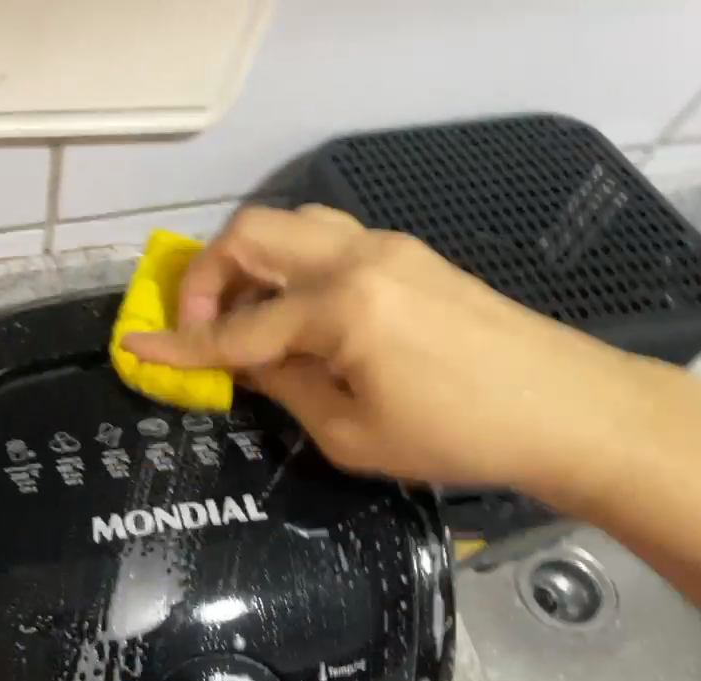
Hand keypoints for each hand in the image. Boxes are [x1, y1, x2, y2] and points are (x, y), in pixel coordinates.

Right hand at [123, 205, 684, 500]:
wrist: (569, 409)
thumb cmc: (454, 436)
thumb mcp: (348, 433)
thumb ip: (283, 385)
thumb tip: (243, 361)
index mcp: (340, 308)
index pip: (235, 329)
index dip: (177, 345)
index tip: (132, 347)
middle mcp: (358, 258)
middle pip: (251, 235)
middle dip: (205, 279)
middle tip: (197, 329)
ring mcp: (387, 248)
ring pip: (288, 225)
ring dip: (247, 264)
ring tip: (238, 317)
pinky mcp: (407, 256)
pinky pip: (323, 239)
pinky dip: (285, 267)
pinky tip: (289, 312)